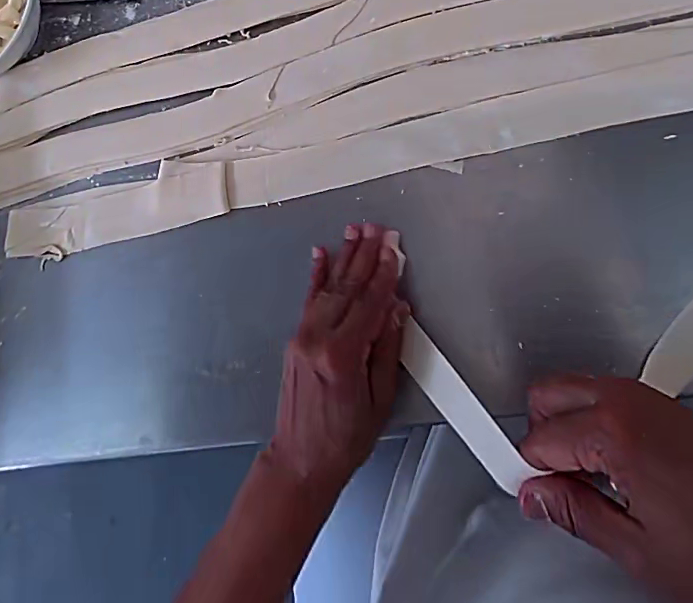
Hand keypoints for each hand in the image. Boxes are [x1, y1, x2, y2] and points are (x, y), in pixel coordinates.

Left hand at [264, 223, 407, 494]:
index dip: (386, 274)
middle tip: (379, 230)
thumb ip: (388, 349)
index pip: (371, 303)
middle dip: (366, 254)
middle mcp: (319, 340)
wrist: (300, 461)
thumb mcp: (381, 399)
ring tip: (356, 231)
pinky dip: (316, 274)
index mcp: (343, 355)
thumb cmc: (343, 440)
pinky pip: (308, 299)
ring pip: (330, 287)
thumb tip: (397, 312)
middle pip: (349, 287)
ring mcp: (303, 337)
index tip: (394, 250)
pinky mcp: (295, 339)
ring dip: (345, 256)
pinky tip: (321, 255)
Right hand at [517, 375, 692, 602]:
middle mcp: (624, 400)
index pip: (536, 438)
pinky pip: (605, 396)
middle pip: (546, 395)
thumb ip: (575, 513)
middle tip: (558, 487)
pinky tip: (621, 471)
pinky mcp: (662, 402)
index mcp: (610, 432)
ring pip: (574, 391)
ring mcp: (645, 396)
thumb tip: (537, 497)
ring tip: (595, 484)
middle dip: (541, 436)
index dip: (526, 469)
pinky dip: (595, 423)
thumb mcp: (638, 552)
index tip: (530, 492)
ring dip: (568, 428)